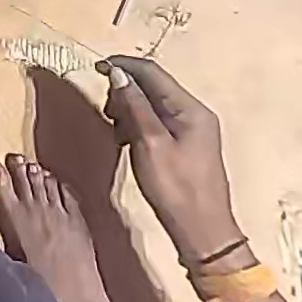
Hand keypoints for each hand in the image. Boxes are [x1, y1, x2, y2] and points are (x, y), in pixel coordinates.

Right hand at [101, 55, 243, 264]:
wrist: (203, 235)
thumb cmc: (175, 189)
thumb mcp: (150, 144)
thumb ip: (134, 105)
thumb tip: (118, 73)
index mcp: (189, 108)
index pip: (152, 72)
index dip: (123, 66)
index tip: (98, 68)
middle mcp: (194, 112)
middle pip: (152, 85)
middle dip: (126, 91)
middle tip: (108, 112)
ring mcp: (192, 128)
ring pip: (152, 103)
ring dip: (130, 108)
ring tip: (116, 129)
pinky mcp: (186, 143)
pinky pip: (157, 120)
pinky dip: (138, 123)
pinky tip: (127, 140)